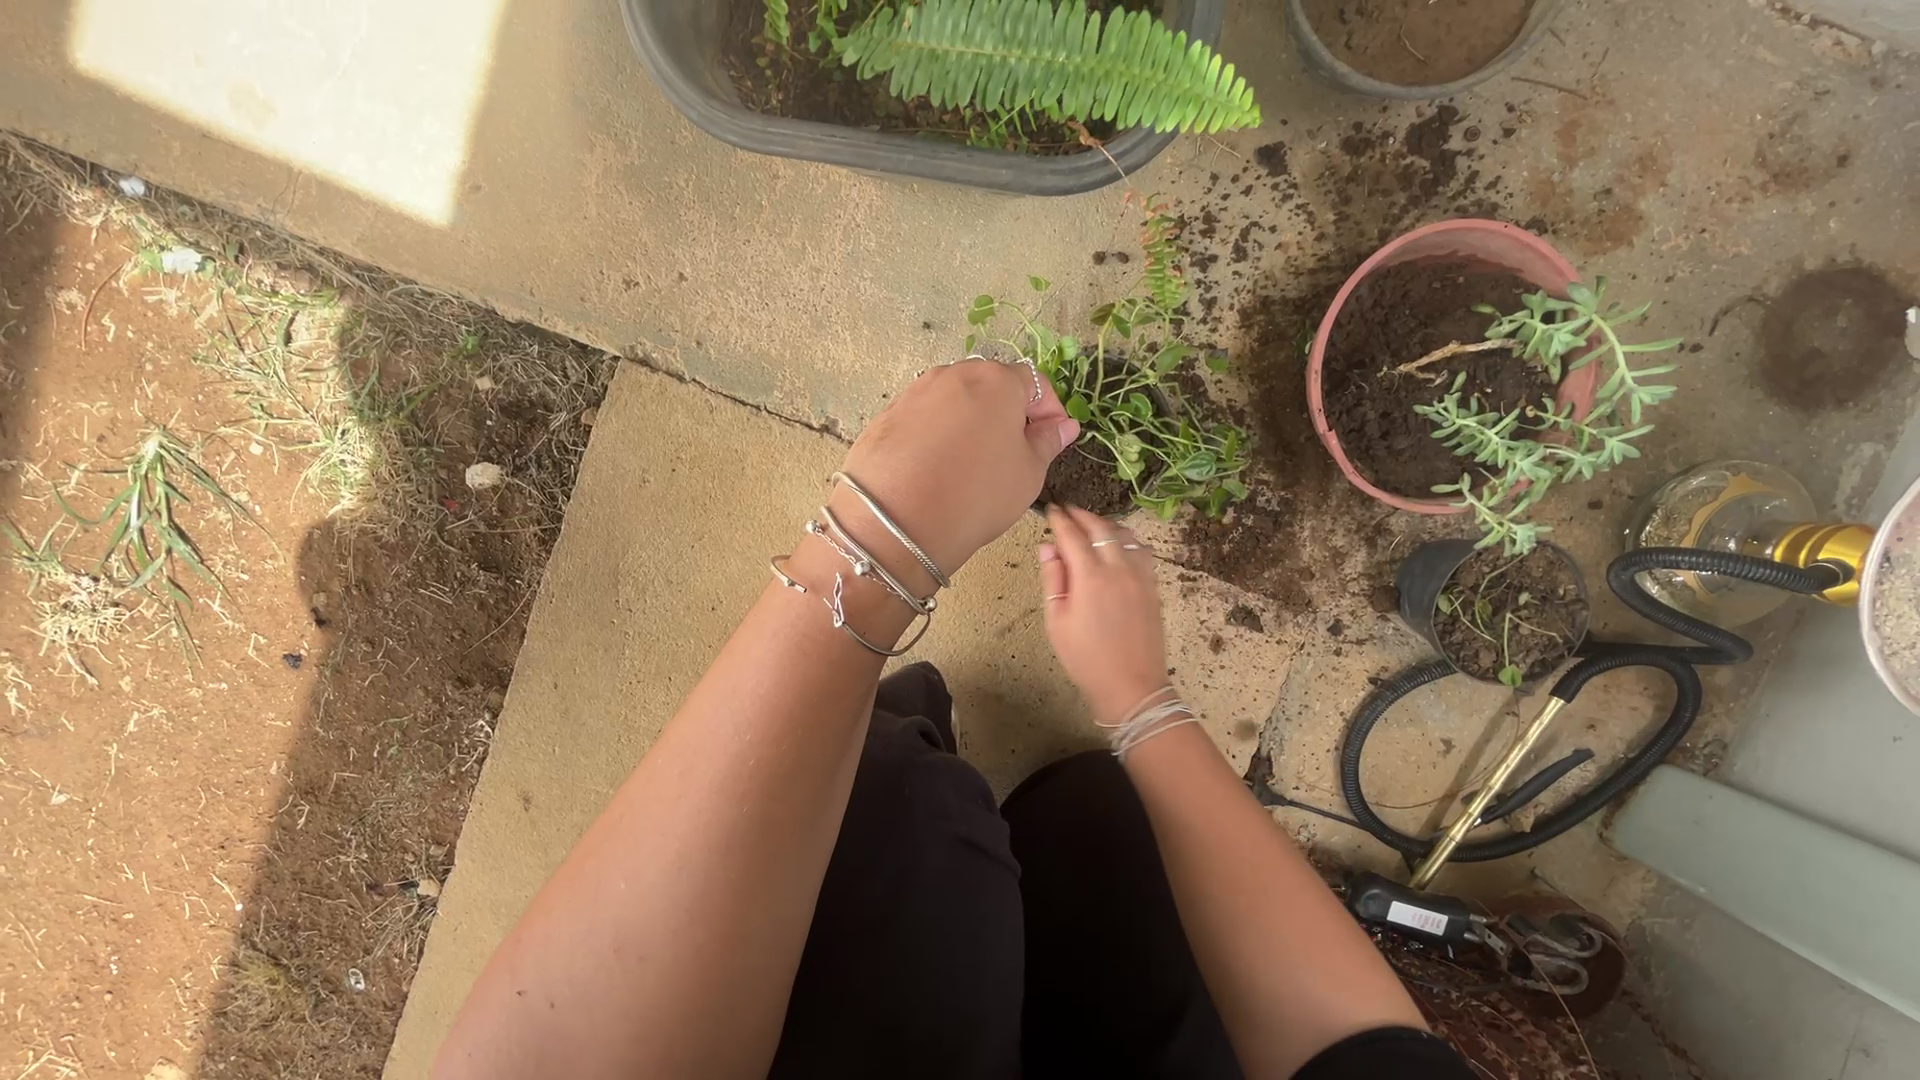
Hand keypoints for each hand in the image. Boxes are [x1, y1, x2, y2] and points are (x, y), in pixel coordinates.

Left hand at [839, 360, 1078, 576]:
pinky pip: (926, 418)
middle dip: (1009, 414)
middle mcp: (955, 374)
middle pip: (992, 386)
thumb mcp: (1028, 474)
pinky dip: (939, 435)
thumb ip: (1047, 442)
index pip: (1035, 383)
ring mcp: (917, 392)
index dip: (1049, 411)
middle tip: (1014, 454)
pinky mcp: (889, 414)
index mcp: (997, 380)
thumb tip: (1062, 426)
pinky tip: (940, 469)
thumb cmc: (976, 494)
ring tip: (974, 465)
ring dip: (972, 423)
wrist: (897, 520)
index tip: (1053, 438)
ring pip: (957, 401)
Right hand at [1039, 505, 1169, 724]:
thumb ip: (1053, 578)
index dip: (1060, 520)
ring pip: (1125, 535)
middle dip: (1082, 516)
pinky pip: (1141, 550)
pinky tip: (1117, 545)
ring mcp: (1140, 575)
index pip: (1072, 535)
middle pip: (1100, 528)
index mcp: (1090, 576)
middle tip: (1068, 512)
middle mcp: (1118, 568)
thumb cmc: (1085, 658)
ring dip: (1106, 524)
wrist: (1132, 686)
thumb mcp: (1057, 621)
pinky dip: (1125, 539)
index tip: (1051, 510)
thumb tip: (1048, 547)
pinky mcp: (1153, 586)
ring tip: (1091, 525)